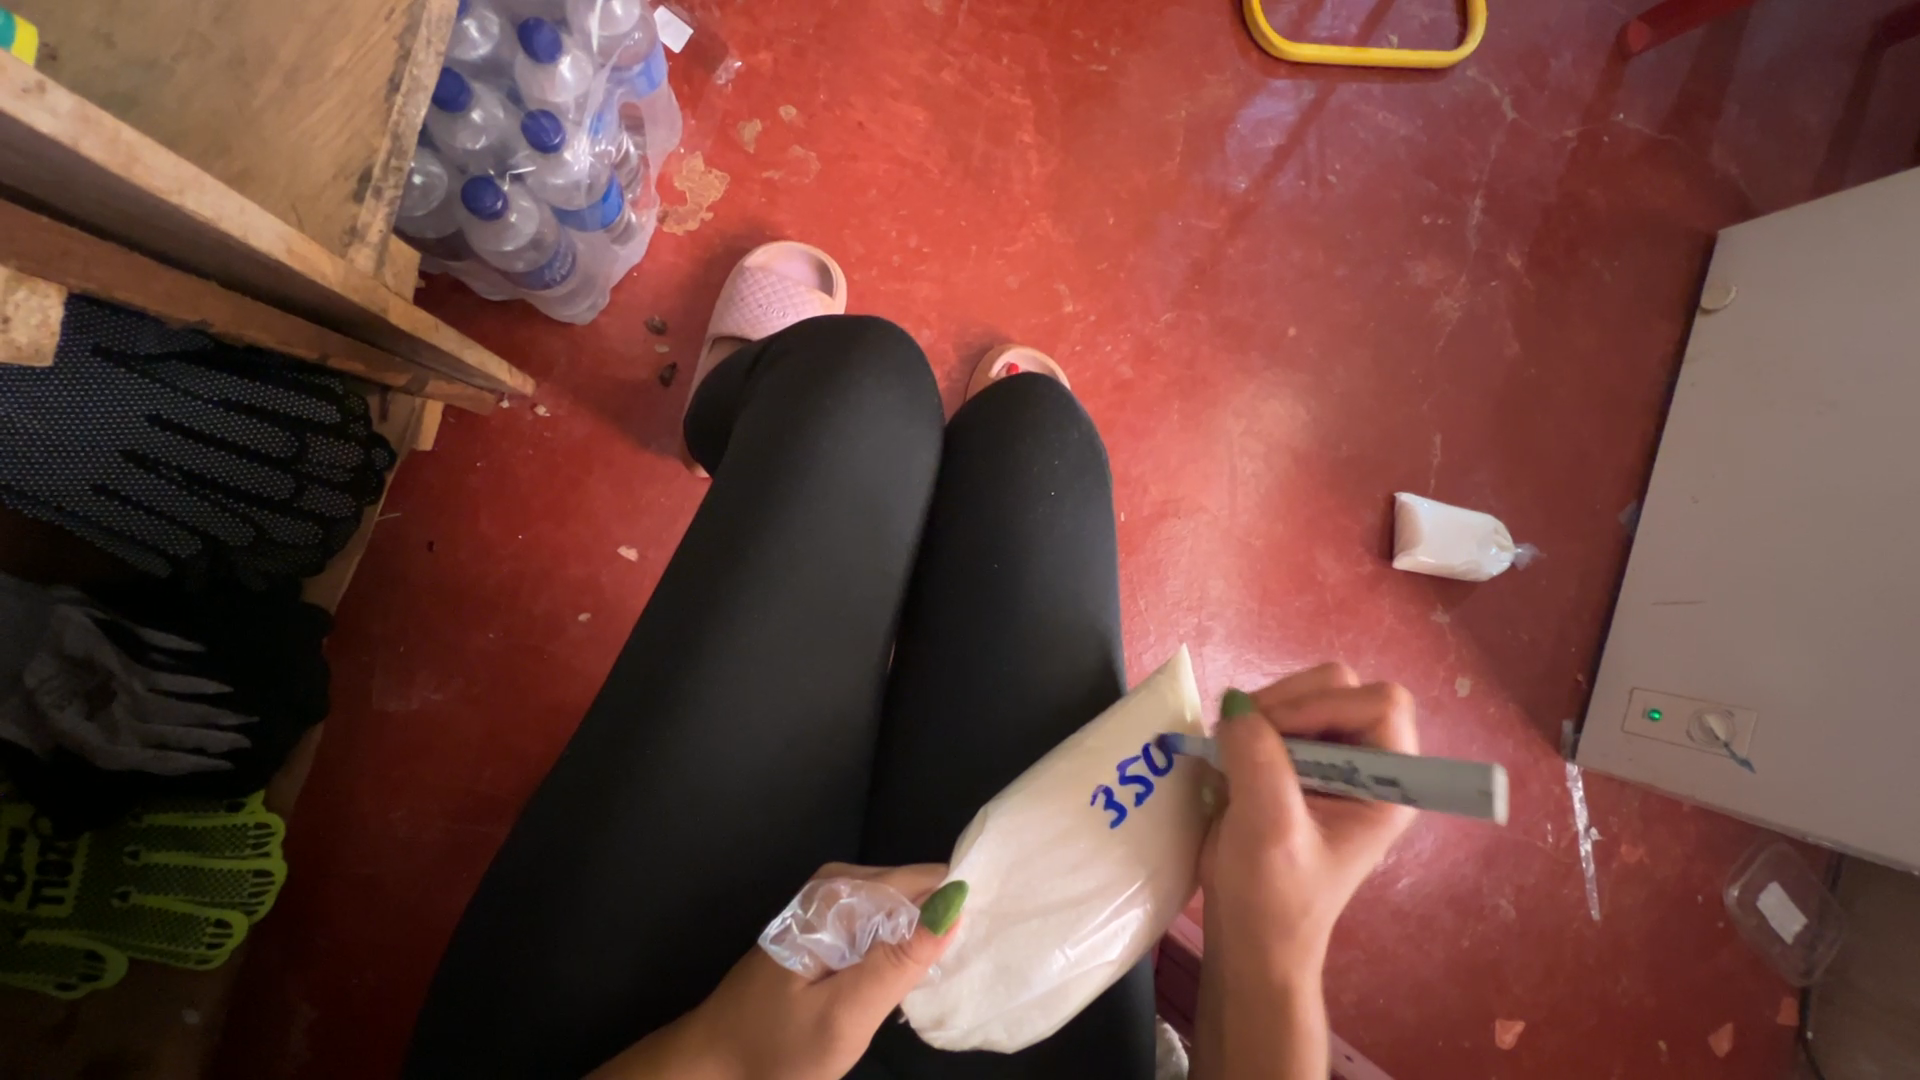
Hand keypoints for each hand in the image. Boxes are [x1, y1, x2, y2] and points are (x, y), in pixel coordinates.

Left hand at [589, 863, 960, 1079]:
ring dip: (922, 939)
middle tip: (961, 974)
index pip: (925, 880)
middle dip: (940, 925)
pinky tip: (906, 979)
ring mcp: (834, 900)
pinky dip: (901, 946)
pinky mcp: (832, 921)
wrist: (713, 1061)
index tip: (989, 942)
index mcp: (841, 894)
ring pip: (903, 907)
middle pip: (916, 890)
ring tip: (940, 980)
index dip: (958, 908)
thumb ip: (898, 963)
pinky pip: (884, 921)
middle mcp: (840, 883)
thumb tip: (955, 906)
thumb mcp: (842, 1018)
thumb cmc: (774, 1048)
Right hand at [1192, 663, 1418, 1079]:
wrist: (1248, 933)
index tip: (1272, 733)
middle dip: (1288, 702)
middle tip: (1244, 735)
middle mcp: (1365, 765)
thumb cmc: (1274, 896)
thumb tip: (1235, 704)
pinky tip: (1227, 751)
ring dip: (1263, 709)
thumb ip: (1258, 761)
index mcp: (1388, 786)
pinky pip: (1274, 711)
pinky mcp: (1291, 759)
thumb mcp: (1269, 830)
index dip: (1326, 707)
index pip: (1379, 705)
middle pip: (1339, 687)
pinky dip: (1247, 720)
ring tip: (1231, 746)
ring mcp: (1327, 759)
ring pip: (1303, 692)